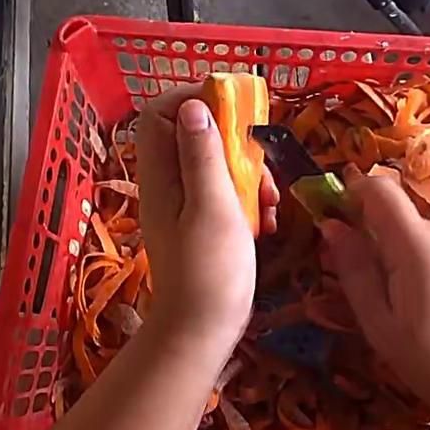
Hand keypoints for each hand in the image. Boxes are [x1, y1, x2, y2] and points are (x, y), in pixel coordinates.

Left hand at [133, 86, 278, 349]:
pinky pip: (223, 191)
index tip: (234, 106)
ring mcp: (184, 202)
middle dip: (234, 142)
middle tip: (261, 165)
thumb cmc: (209, 270)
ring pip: (216, 163)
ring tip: (269, 201)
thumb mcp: (212, 206)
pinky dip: (247, 198)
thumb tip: (193, 105)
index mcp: (160, 174)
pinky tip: (265, 220)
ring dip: (248, 173)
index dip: (193, 98)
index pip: (160, 112)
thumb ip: (202, 154)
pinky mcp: (201, 221)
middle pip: (195, 134)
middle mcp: (167, 182)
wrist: (202, 330)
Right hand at [318, 170, 429, 429]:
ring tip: (400, 310)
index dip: (352, 193)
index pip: (380, 189)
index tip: (335, 221)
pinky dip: (423, 268)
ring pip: (418, 236)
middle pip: (398, 216)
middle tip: (363, 288)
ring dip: (397, 256)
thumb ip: (354, 269)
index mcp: (416, 245)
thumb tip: (331, 225)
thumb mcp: (379, 323)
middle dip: (372, 238)